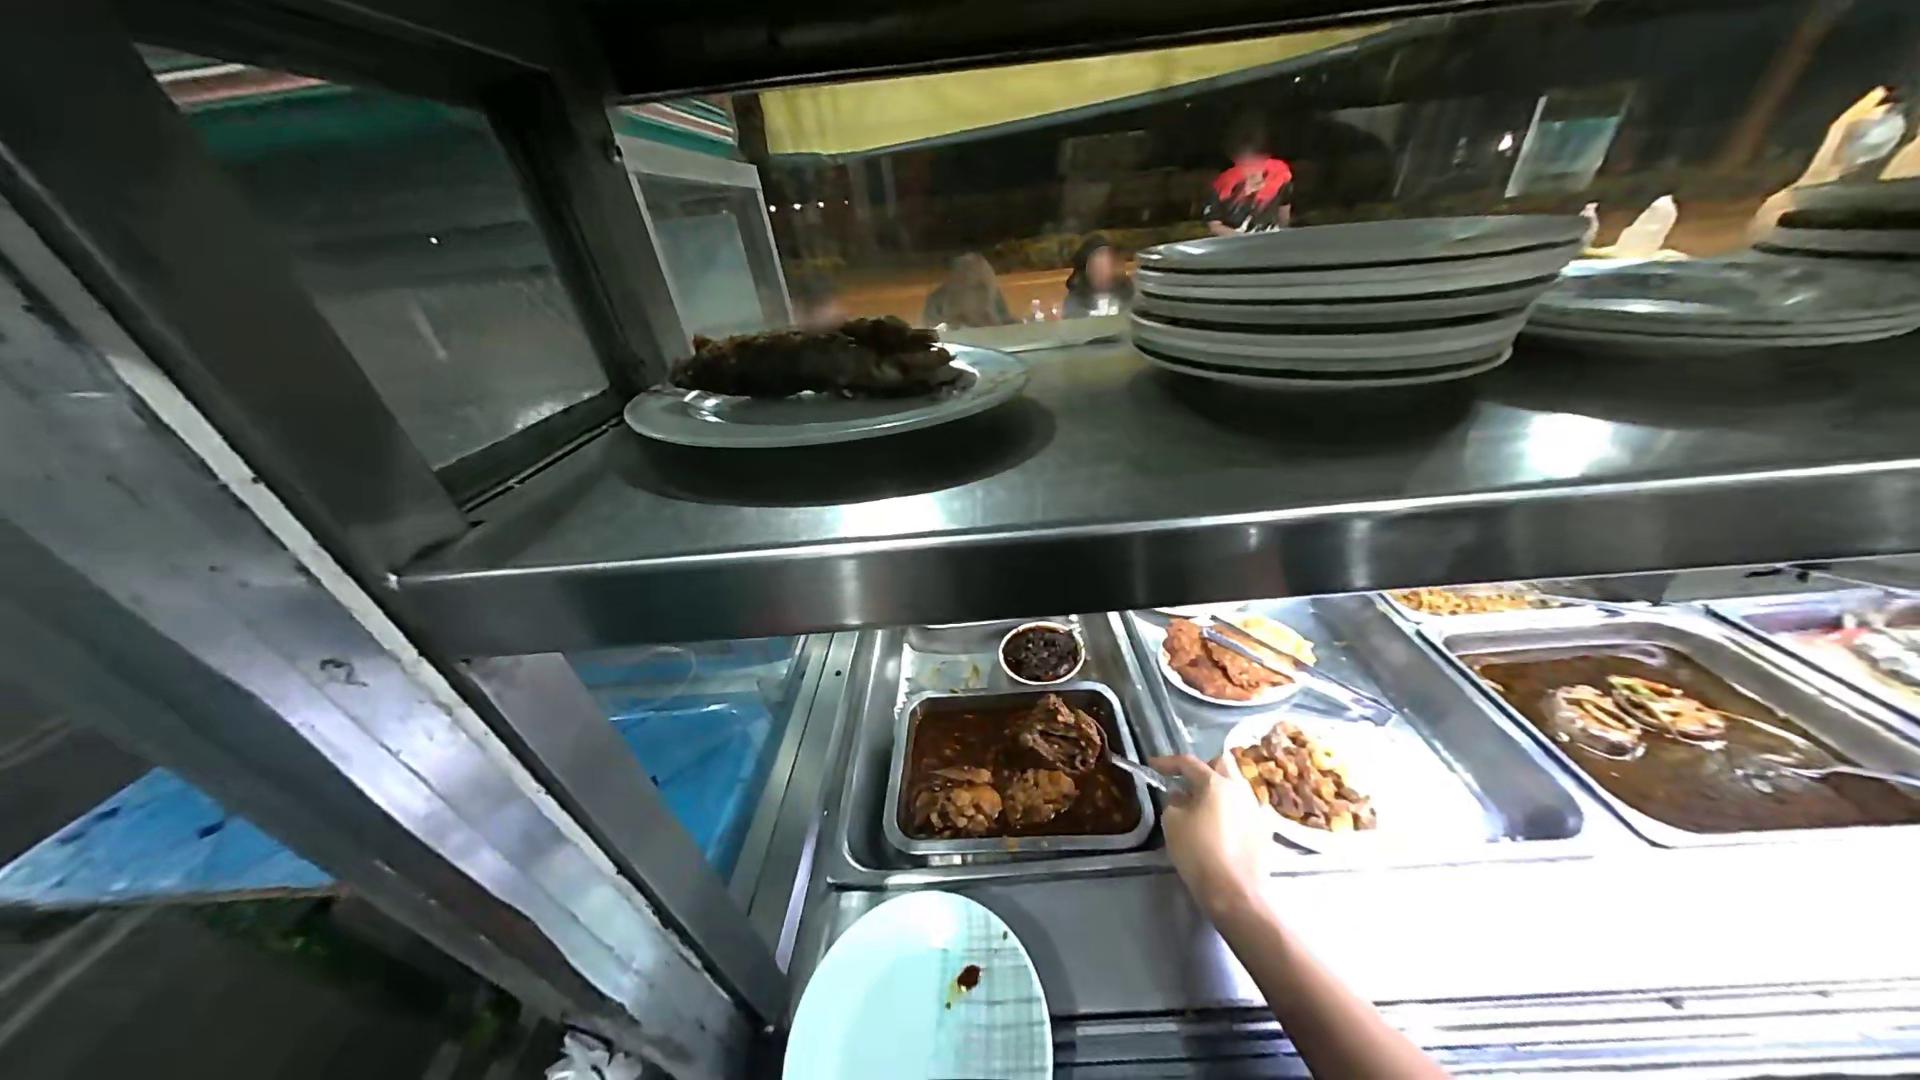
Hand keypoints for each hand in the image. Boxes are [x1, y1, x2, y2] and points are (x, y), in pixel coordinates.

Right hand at [1150, 753, 1268, 919]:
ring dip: (1218, 789)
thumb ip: (1174, 801)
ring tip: (1203, 805)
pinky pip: (1245, 808)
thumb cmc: (1198, 853)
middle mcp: (1240, 789)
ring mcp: (1257, 809)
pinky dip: (1231, 809)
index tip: (1153, 766)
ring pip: (1236, 786)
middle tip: (1186, 782)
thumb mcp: (1172, 822)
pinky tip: (1221, 826)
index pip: (1189, 762)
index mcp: (1215, 783)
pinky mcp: (1266, 830)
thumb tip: (1180, 795)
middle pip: (1221, 764)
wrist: (1235, 893)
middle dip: (1202, 768)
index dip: (1168, 762)